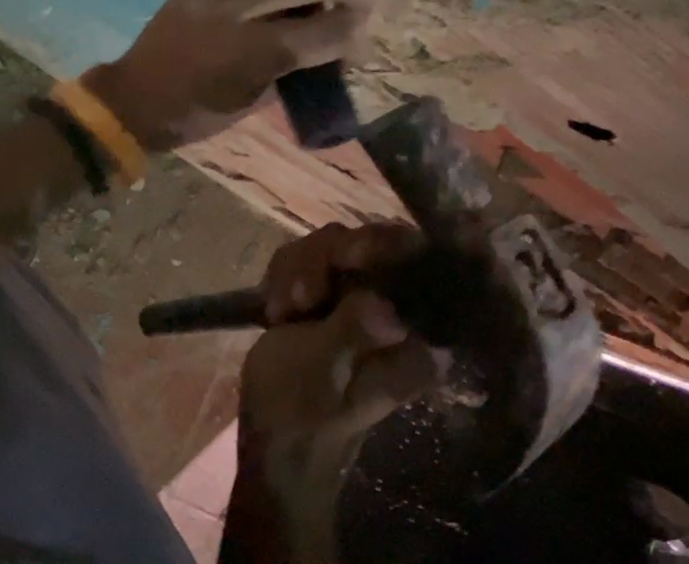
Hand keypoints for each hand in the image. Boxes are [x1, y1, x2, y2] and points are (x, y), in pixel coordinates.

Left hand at [86, 0, 370, 151]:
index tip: (357, 45)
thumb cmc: (198, 112)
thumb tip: (342, 36)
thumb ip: (302, 65)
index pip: (332, 27)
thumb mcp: (258, 100)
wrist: (137, 95)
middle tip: (357, 2)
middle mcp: (238, 2)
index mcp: (254, 50)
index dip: (358, 35)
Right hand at [238, 223, 436, 560]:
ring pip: (335, 246)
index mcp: (416, 338)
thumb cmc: (296, 413)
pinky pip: (312, 261)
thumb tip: (388, 307)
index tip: (341, 257)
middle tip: (295, 299)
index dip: (377, 246)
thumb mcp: (319, 372)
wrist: (272, 445)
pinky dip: (286, 277)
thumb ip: (352, 331)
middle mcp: (400, 314)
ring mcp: (365, 303)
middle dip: (322, 260)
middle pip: (370, 243)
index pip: (414, 261)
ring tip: (278, 312)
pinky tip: (274, 310)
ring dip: (297, 271)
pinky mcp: (335, 301)